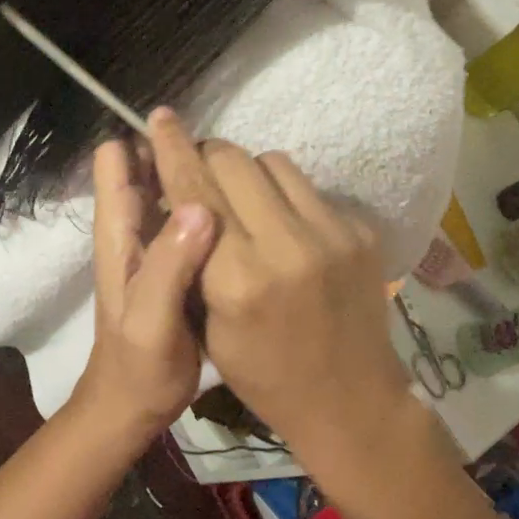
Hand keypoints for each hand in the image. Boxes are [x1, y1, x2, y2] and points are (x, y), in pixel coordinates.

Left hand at [70, 136, 220, 439]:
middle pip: (145, 166)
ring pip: (168, 189)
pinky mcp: (175, 261)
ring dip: (194, 177)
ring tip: (242, 176)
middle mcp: (131, 227)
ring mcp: (153, 243)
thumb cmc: (139, 366)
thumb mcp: (152, 321)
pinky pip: (188, 218)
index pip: (113, 161)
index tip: (185, 133)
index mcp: (117, 232)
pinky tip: (243, 211)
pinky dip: (206, 205)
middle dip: (177, 152)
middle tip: (228, 157)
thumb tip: (198, 207)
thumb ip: (170, 267)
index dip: (143, 140)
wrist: (136, 404)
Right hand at [142, 108, 411, 455]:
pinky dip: (285, 196)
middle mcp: (285, 245)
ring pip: (273, 162)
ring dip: (248, 172)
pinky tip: (285, 227)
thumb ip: (192, 256)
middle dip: (207, 155)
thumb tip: (178, 197)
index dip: (171, 148)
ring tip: (244, 198)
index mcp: (236, 277)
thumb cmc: (262, 374)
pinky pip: (308, 188)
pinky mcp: (360, 231)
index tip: (158, 117)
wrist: (351, 402)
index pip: (194, 190)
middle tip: (199, 168)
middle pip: (233, 160)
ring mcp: (331, 235)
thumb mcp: (207, 323)